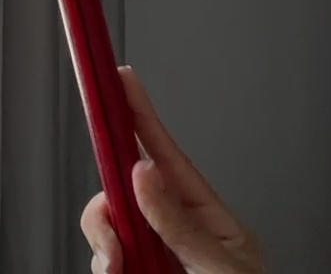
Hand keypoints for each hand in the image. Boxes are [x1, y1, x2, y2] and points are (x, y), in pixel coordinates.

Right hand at [81, 68, 264, 273]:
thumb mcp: (225, 272)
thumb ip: (181, 224)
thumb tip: (142, 172)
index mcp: (205, 215)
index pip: (162, 149)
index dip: (137, 109)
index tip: (119, 76)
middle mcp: (173, 226)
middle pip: (119, 187)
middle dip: (107, 212)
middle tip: (113, 250)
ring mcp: (155, 251)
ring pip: (107, 224)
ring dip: (105, 249)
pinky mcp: (139, 272)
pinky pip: (105, 257)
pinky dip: (104, 266)